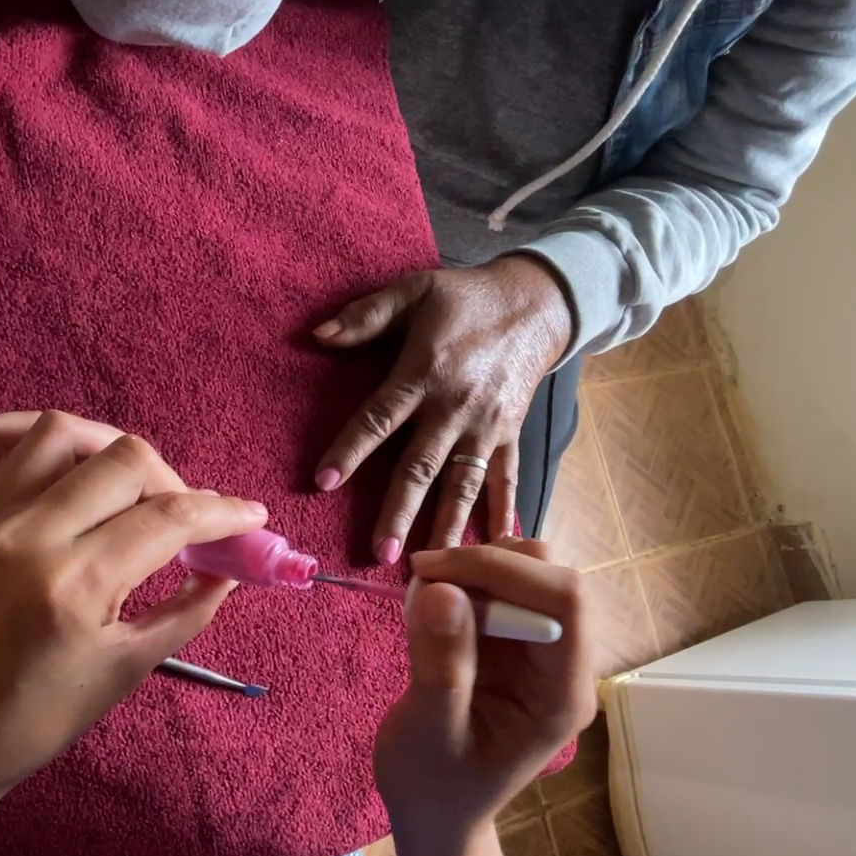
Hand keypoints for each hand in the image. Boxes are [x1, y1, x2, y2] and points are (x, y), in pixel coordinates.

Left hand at [0, 411, 266, 805]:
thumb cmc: (33, 722)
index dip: (224, 513)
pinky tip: (55, 462)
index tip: (251, 519)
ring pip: (59, 432)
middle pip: (124, 459)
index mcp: (76, 585)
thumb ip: (185, 613)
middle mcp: (28, 536)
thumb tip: (227, 570)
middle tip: (184, 520)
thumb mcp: (124, 673)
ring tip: (126, 487)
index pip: (170, 517)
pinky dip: (21, 432)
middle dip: (174, 482)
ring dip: (110, 448)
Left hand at [313, 255, 571, 561]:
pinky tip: (496, 546)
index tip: (324, 483)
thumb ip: (366, 315)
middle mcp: (454, 408)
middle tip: (380, 552)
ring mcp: (486, 427)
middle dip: (400, 511)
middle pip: (421, 467)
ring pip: (462, 485)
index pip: (379, 418)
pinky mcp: (510, 435)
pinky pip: (505, 479)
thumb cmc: (465, 298)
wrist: (537, 302)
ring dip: (445, 526)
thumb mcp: (413, 290)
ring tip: (432, 565)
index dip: (350, 450)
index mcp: (424, 372)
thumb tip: (318, 335)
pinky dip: (502, 513)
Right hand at [372, 538, 595, 855]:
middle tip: (421, 580)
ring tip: (423, 598)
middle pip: (551, 577)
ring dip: (472, 570)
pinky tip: (430, 609)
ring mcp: (540, 653)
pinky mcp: (514, 645)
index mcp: (561, 694)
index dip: (503, 571)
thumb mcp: (429, 732)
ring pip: (528, 573)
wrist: (437, 813)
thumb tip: (443, 589)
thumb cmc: (433, 785)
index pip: (563, 602)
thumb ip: (442, 664)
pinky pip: (500, 588)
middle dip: (485, 564)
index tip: (431, 575)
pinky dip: (463, 582)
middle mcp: (564, 666)